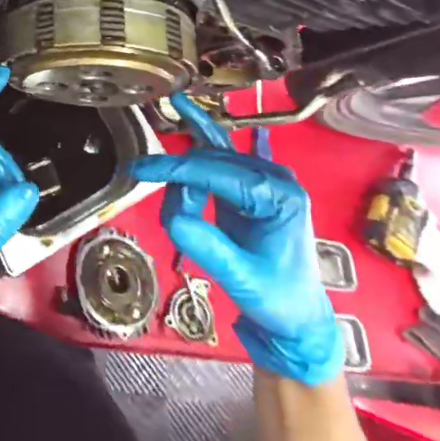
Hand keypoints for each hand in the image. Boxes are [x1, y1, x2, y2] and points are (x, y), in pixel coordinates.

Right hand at [131, 94, 342, 384]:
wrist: (300, 321)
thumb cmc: (278, 301)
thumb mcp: (242, 279)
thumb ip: (208, 246)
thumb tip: (172, 216)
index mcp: (278, 194)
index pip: (217, 169)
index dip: (175, 168)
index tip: (139, 168)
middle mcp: (275, 179)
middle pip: (214, 158)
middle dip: (179, 175)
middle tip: (152, 192)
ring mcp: (266, 182)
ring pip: (219, 152)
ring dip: (188, 160)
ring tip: (160, 171)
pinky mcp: (254, 192)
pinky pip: (229, 158)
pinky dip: (212, 139)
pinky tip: (202, 119)